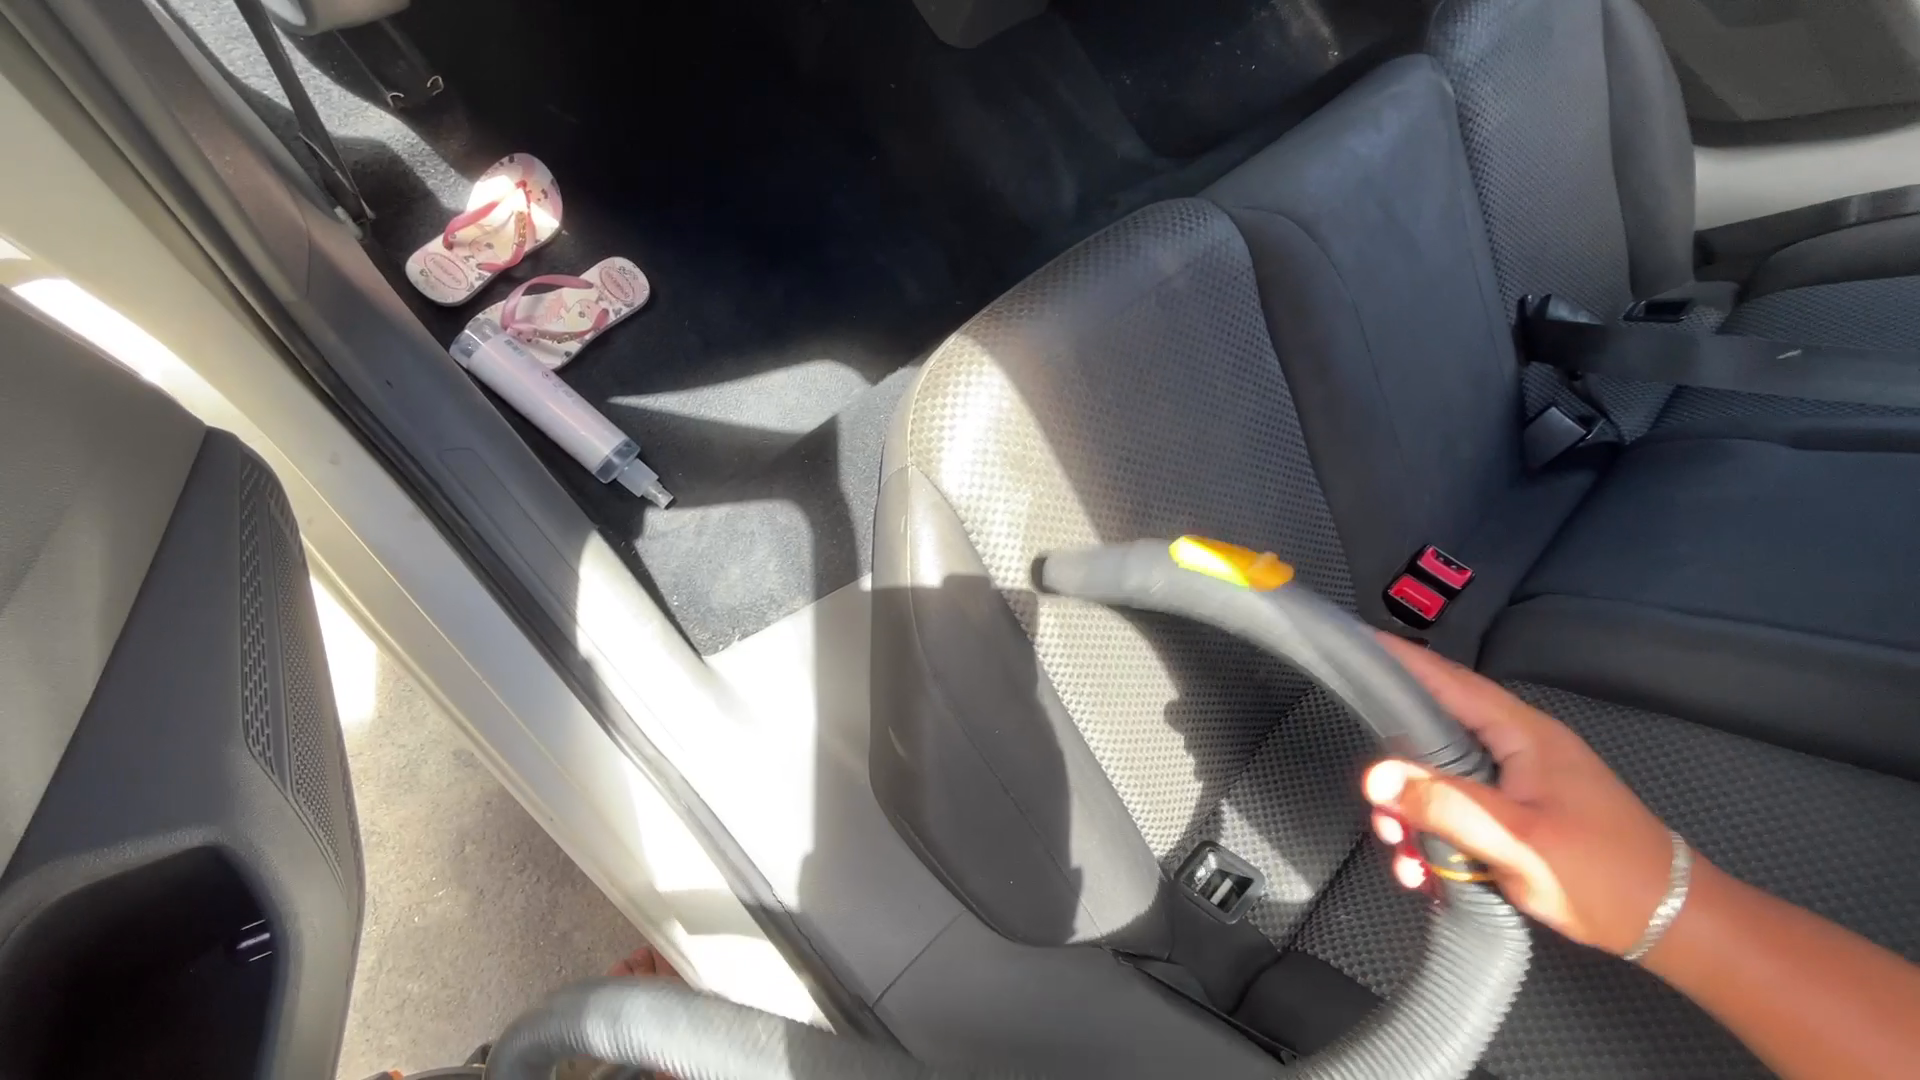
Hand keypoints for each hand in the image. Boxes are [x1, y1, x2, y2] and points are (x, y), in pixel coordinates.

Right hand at [1364, 636, 1676, 955]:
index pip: (1450, 681)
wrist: (1679, 930)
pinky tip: (1423, 870)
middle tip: (1373, 802)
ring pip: (1436, 781)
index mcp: (1523, 735)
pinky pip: (1453, 812)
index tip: (1358, 640)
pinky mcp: (1513, 813)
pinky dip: (1430, 836)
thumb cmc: (1605, 877)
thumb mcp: (1517, 842)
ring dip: (1410, 814)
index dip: (1403, 659)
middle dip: (1394, 770)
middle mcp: (1515, 749)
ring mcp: (1514, 782)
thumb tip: (1373, 776)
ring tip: (1402, 854)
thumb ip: (1442, 804)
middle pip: (1431, 736)